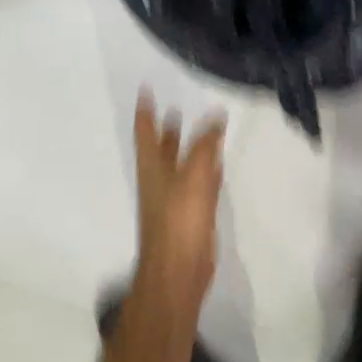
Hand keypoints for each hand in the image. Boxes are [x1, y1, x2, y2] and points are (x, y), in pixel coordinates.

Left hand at [133, 90, 227, 312]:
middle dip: (166, 128)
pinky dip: (204, 170)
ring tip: (197, 128)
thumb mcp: (194, 177)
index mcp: (153, 168)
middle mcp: (159, 181)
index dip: (146, 111)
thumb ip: (205, 146)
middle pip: (161, 148)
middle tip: (173, 106)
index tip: (146, 89)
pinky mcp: (190, 215)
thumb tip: (215, 115)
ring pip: (180, 165)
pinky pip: (197, 184)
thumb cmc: (179, 222)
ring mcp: (174, 200)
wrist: (178, 271)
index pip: (147, 131)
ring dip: (186, 147)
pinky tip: (216, 165)